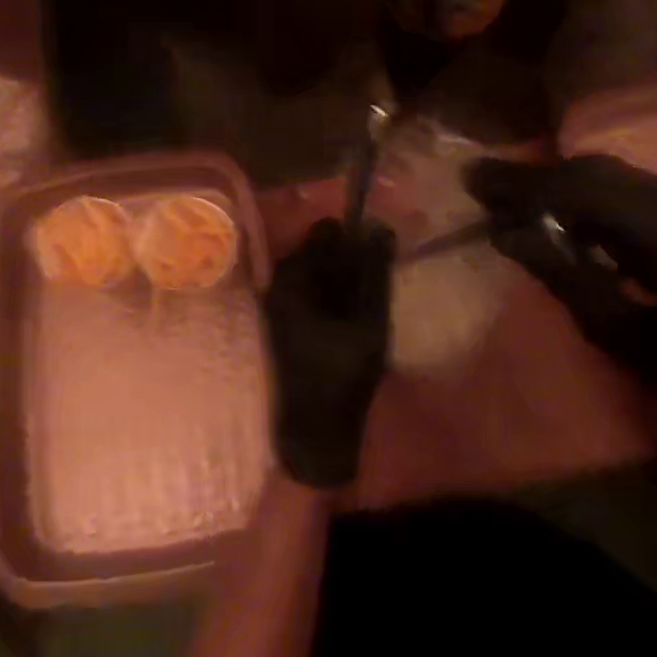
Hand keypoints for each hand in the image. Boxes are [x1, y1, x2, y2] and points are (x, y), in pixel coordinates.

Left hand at [264, 218, 395, 487]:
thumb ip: (374, 273)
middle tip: (377, 273)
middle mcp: (277, 286)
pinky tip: (350, 308)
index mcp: (293, 281)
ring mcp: (276, 305)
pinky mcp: (281, 322)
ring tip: (368, 292)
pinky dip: (330, 291)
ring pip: (312, 269)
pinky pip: (307, 290)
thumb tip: (380, 228)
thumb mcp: (369, 320)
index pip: (324, 232)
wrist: (315, 427)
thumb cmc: (345, 375)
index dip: (353, 233)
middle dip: (347, 253)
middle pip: (315, 249)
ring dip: (340, 273)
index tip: (379, 245)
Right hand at [466, 156, 656, 468]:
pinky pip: (630, 191)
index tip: (473, 179)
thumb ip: (557, 271)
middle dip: (534, 179)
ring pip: (611, 178)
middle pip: (595, 174)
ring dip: (558, 187)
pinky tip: (559, 215)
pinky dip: (587, 198)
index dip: (522, 184)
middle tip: (483, 188)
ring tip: (511, 200)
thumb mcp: (610, 329)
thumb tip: (503, 232)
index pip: (581, 191)